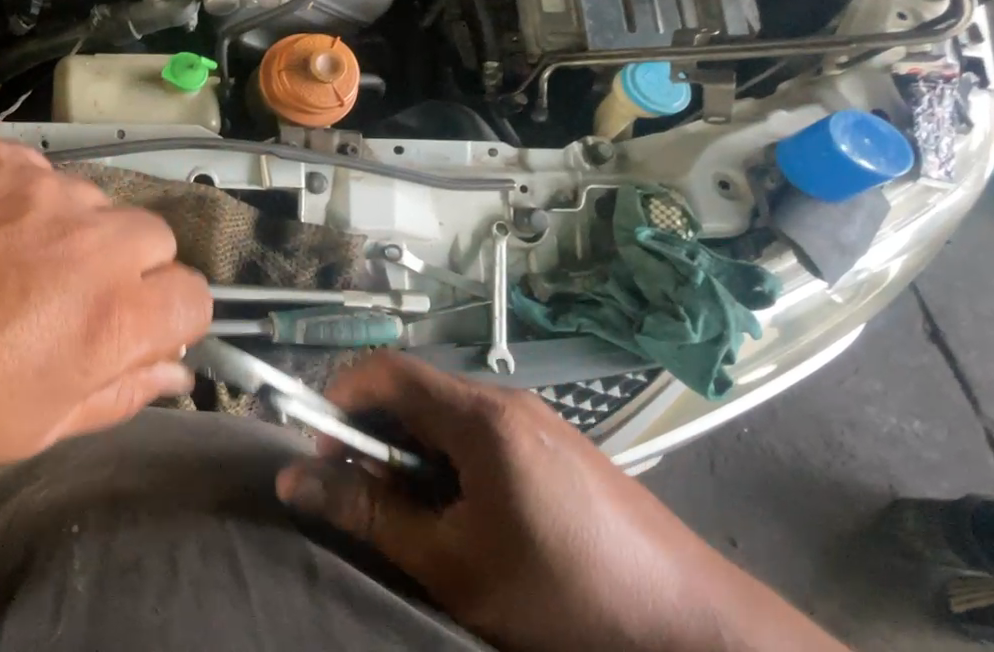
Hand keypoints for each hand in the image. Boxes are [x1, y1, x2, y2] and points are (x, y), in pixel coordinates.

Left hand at [0, 138, 212, 488]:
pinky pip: (31, 172)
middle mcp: (84, 236)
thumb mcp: (31, 426)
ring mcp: (29, 184)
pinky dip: (15, 201)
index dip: (164, 321)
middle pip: (150, 239)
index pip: (194, 297)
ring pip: (89, 201)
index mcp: (108, 316)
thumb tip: (172, 366)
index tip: (124, 334)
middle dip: (121, 273)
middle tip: (54, 302)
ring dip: (66, 232)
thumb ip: (120, 391)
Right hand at [275, 353, 844, 651]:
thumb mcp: (450, 563)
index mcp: (481, 418)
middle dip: (373, 437)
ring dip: (412, 457)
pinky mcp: (563, 453)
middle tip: (364, 498)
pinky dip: (451, 467)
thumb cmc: (566, 596)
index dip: (338, 400)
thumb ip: (365, 514)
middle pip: (413, 393)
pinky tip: (468, 523)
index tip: (324, 455)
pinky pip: (482, 438)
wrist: (706, 639)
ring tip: (416, 520)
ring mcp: (542, 426)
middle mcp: (509, 404)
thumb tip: (289, 480)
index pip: (384, 370)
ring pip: (446, 419)